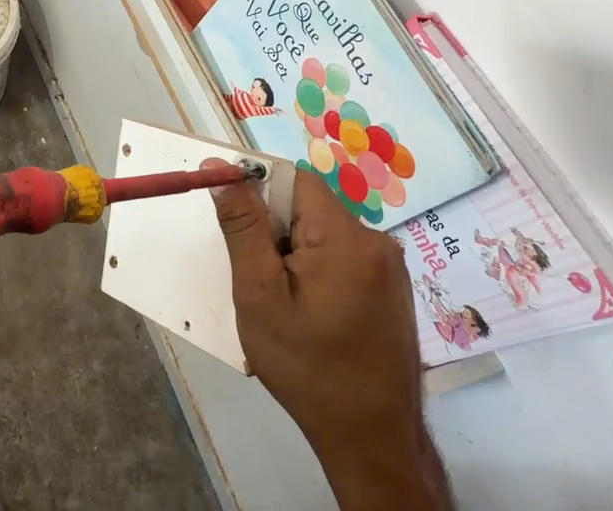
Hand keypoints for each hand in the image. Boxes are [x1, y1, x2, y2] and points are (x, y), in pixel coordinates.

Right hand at [207, 159, 452, 510]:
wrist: (372, 439)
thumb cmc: (308, 367)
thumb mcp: (259, 294)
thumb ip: (242, 228)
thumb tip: (220, 172)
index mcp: (346, 237)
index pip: (294, 180)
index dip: (257, 189)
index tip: (232, 222)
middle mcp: (376, 242)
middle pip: (309, 208)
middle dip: (274, 230)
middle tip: (256, 277)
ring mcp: (389, 268)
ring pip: (323, 234)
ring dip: (293, 254)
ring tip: (281, 302)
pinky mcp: (392, 290)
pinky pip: (342, 258)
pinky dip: (315, 271)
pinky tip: (307, 313)